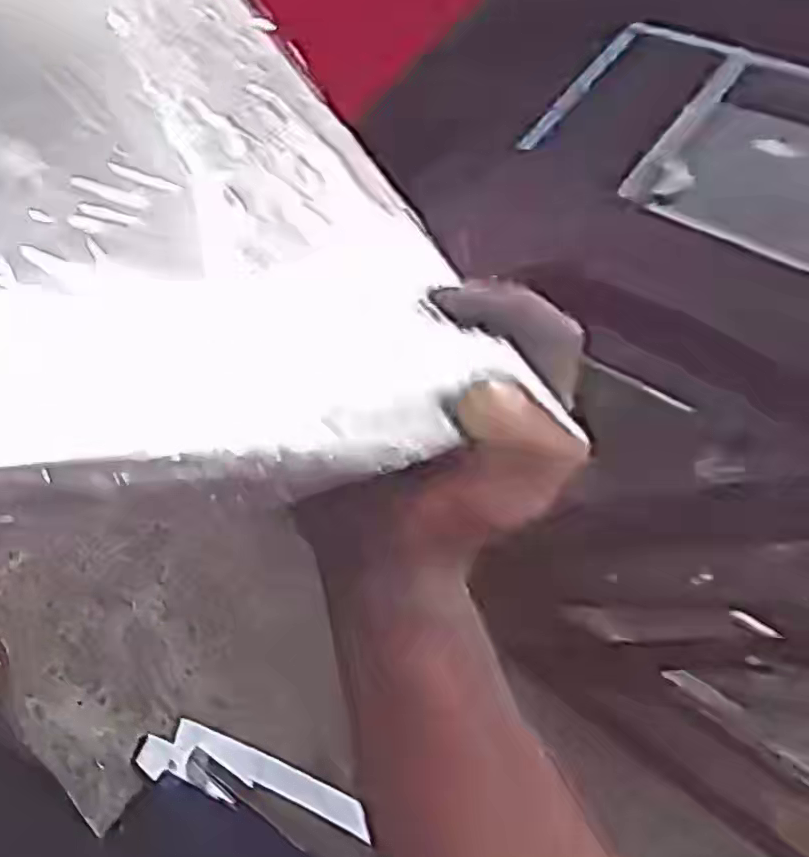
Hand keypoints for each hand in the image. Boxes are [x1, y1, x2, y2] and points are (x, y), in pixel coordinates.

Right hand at [297, 281, 589, 576]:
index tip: (438, 302)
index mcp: (529, 402)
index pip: (538, 329)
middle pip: (478, 322)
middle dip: (439, 301)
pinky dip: (348, 344)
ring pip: (421, 337)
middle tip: (383, 300)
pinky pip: (367, 359)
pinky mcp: (370, 402)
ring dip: (388, 319)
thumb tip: (489, 389)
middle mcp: (480, 386)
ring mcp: (421, 394)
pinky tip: (319, 342)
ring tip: (346, 313)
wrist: (370, 556)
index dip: (500, 305)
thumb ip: (525, 448)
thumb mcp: (502, 496)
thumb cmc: (439, 528)